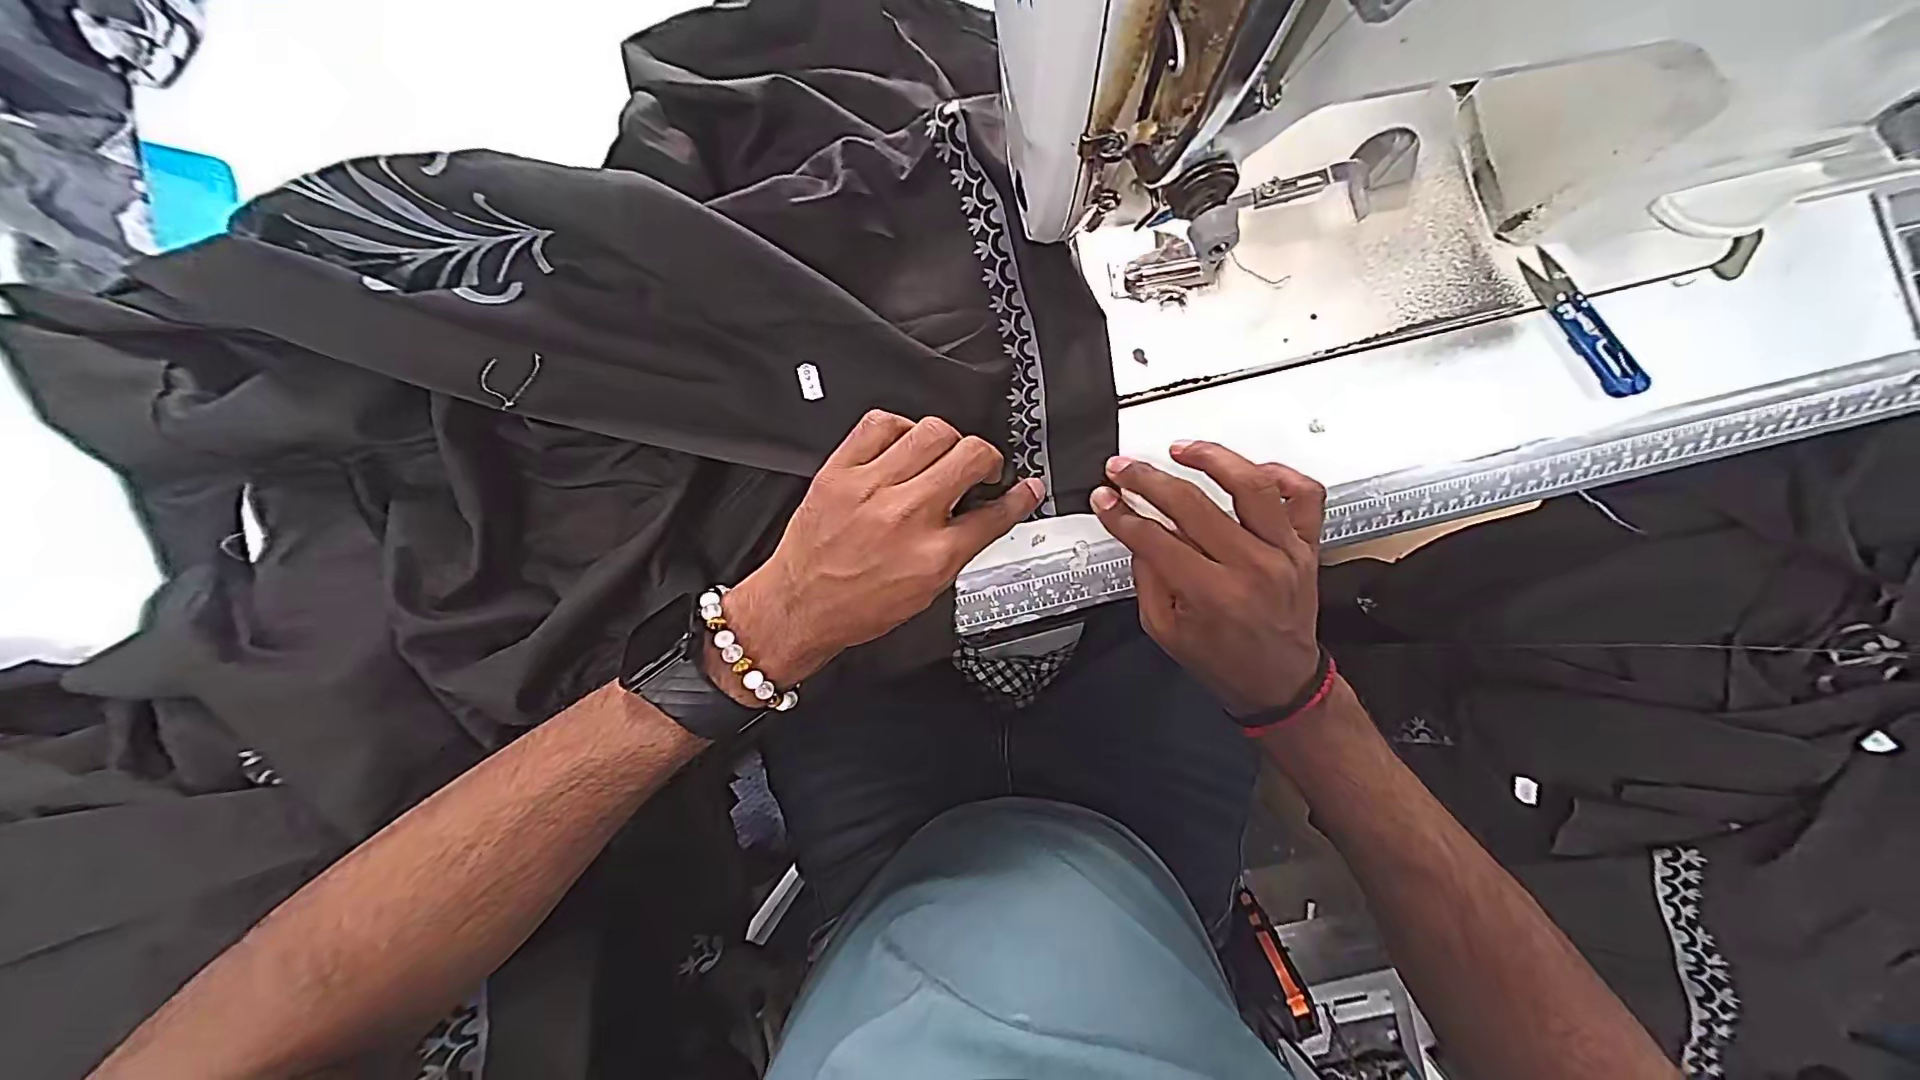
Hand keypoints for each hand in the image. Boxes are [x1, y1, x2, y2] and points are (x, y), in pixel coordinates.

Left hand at [716, 411, 1043, 696]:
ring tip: (942, 455)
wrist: (799, 606)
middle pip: (971, 457)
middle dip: (989, 459)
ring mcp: (871, 488)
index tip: (1025, 487)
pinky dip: (901, 427)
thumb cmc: (857, 607)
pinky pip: (880, 424)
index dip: (1019, 497)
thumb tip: (987, 517)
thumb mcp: (926, 591)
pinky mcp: (839, 472)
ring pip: (933, 431)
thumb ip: (962, 549)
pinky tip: (902, 444)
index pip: (995, 513)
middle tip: (982, 468)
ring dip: (949, 440)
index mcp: (934, 556)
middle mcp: (906, 516)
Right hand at [1090, 442, 1326, 716]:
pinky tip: (1251, 469)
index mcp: (1210, 594)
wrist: (1279, 681)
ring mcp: (1283, 553)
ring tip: (1182, 449)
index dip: (1120, 513)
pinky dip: (1280, 474)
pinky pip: (1304, 495)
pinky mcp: (1306, 547)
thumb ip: (1147, 576)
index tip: (1106, 499)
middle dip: (1146, 480)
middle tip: (1124, 470)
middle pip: (1191, 503)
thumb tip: (1136, 532)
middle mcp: (1250, 567)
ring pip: (1250, 485)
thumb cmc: (1225, 660)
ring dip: (1211, 459)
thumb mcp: (1164, 629)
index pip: (1153, 537)